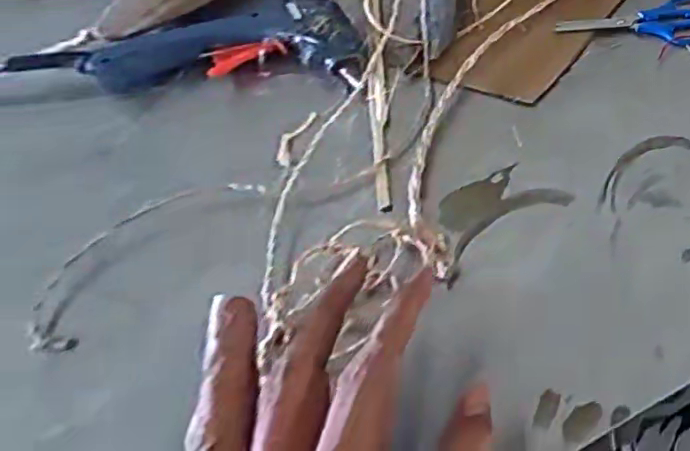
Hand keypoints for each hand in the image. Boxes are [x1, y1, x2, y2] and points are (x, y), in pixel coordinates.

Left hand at [188, 256, 492, 449]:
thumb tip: (481, 394)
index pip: (370, 369)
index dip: (397, 316)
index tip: (421, 277)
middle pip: (300, 373)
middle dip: (329, 312)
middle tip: (355, 265)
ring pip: (228, 408)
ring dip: (237, 353)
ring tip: (238, 305)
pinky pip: (200, 441)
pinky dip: (209, 398)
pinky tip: (216, 374)